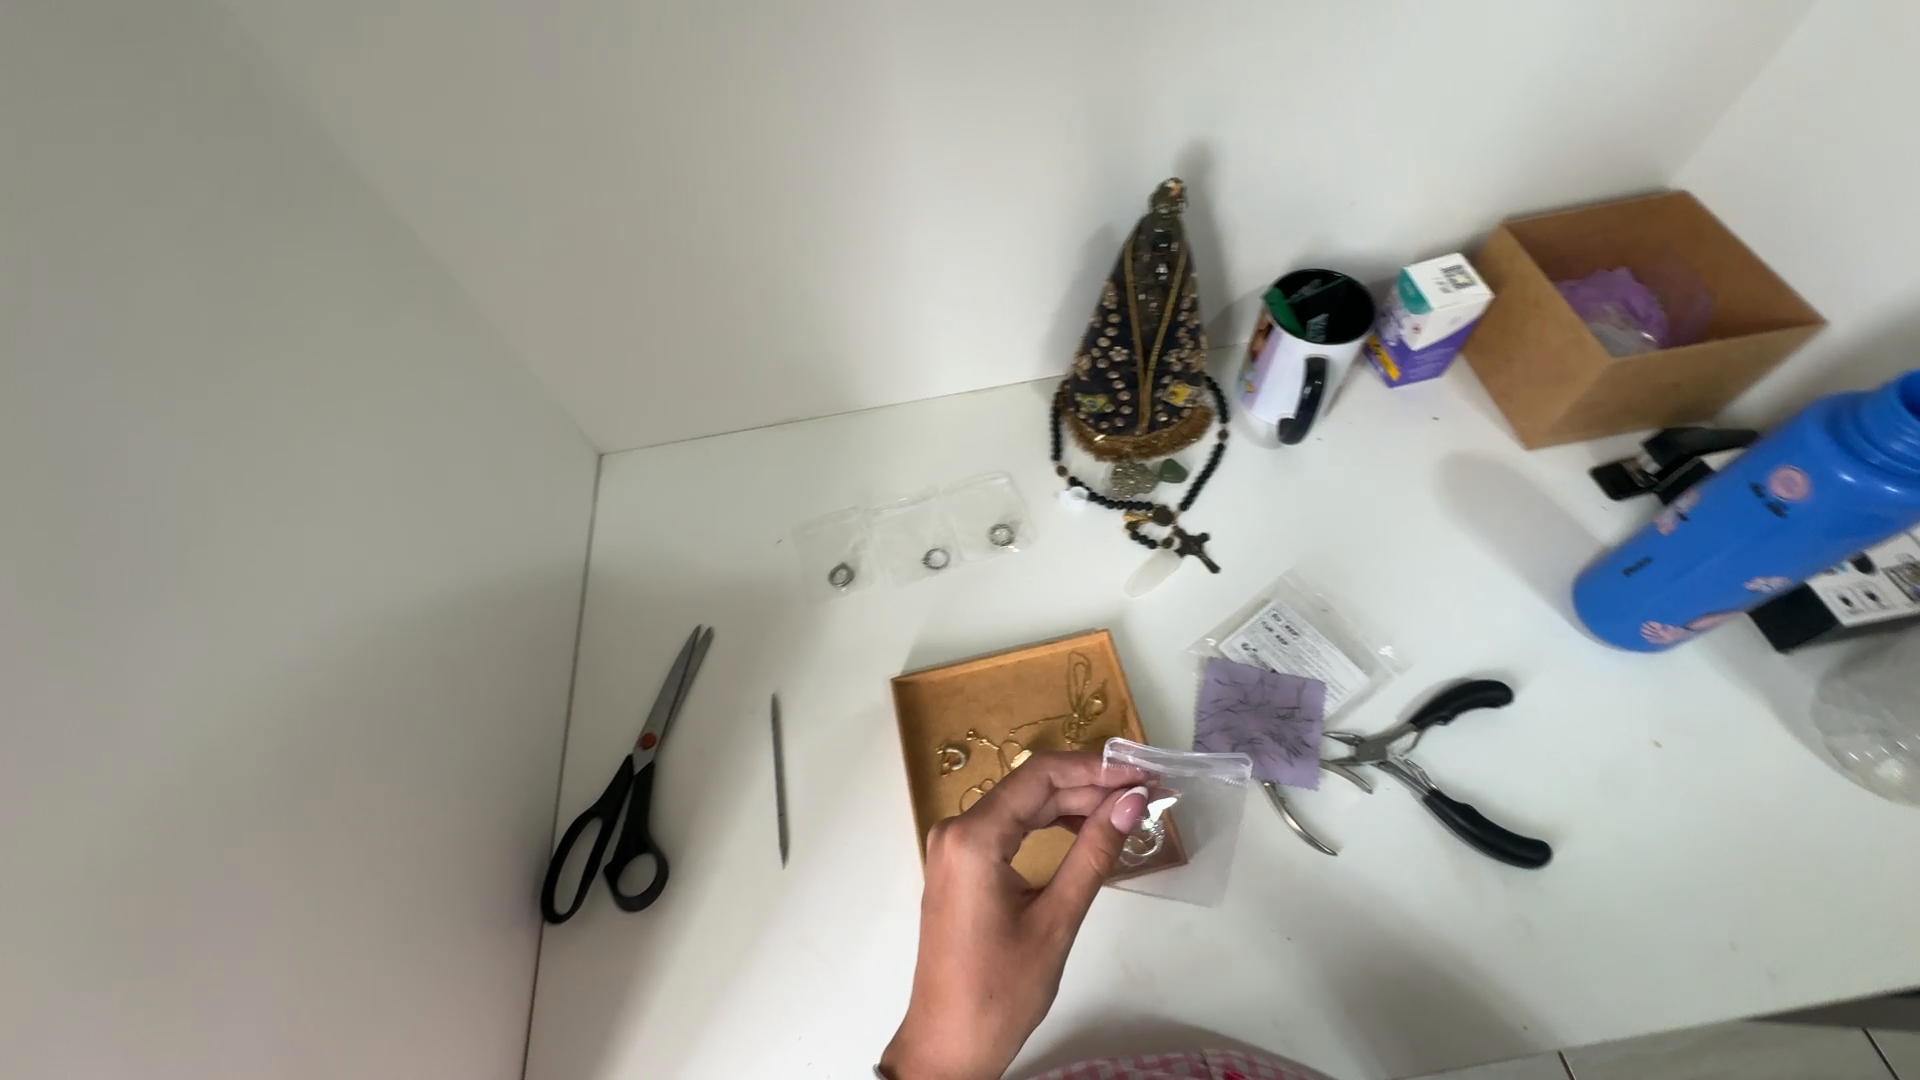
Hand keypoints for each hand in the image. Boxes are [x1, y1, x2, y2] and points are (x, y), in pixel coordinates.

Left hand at [880, 751, 1149, 1079]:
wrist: (947, 1043)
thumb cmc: (999, 991)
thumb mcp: (1055, 920)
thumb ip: (1093, 852)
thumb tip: (1130, 801)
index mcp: (973, 836)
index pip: (1040, 776)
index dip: (1094, 768)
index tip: (1140, 772)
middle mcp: (956, 827)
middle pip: (1031, 787)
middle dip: (1089, 786)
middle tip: (1143, 791)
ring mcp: (954, 844)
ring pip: (1021, 805)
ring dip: (1071, 803)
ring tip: (1123, 807)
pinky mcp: (960, 862)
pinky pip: (1008, 826)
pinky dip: (1047, 824)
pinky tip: (1084, 828)